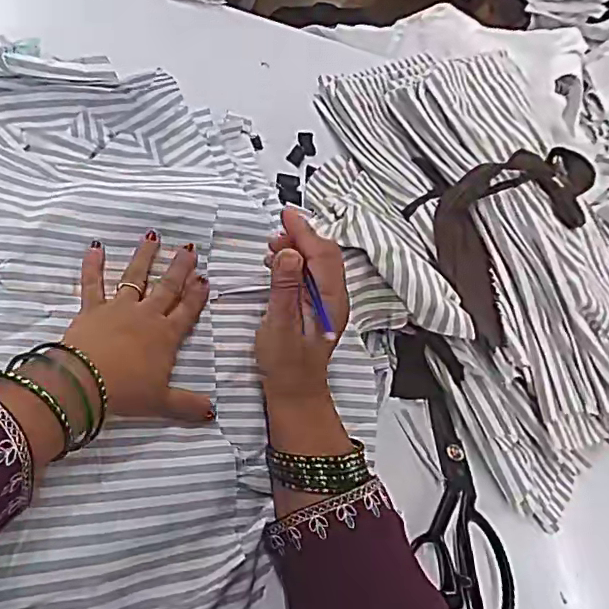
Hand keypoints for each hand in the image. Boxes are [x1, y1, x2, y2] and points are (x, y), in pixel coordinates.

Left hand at [64, 231, 214, 421]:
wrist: (86, 382)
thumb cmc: (127, 392)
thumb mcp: (161, 402)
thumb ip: (187, 405)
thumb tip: (212, 413)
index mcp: (166, 336)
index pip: (187, 311)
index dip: (197, 295)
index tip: (204, 279)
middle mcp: (146, 316)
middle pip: (167, 287)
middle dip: (180, 268)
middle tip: (189, 249)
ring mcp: (118, 309)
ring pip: (135, 276)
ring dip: (145, 256)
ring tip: (153, 237)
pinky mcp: (91, 309)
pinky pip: (92, 282)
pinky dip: (93, 264)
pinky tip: (95, 246)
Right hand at [256, 208, 349, 404]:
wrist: (294, 392)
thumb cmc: (286, 366)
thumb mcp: (279, 324)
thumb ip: (285, 287)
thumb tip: (289, 253)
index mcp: (331, 301)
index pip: (322, 254)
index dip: (304, 231)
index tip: (287, 216)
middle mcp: (335, 299)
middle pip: (324, 255)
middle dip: (301, 238)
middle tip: (275, 233)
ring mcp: (328, 303)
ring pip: (318, 264)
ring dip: (298, 250)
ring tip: (273, 247)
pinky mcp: (317, 307)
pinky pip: (311, 276)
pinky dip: (296, 264)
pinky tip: (279, 265)